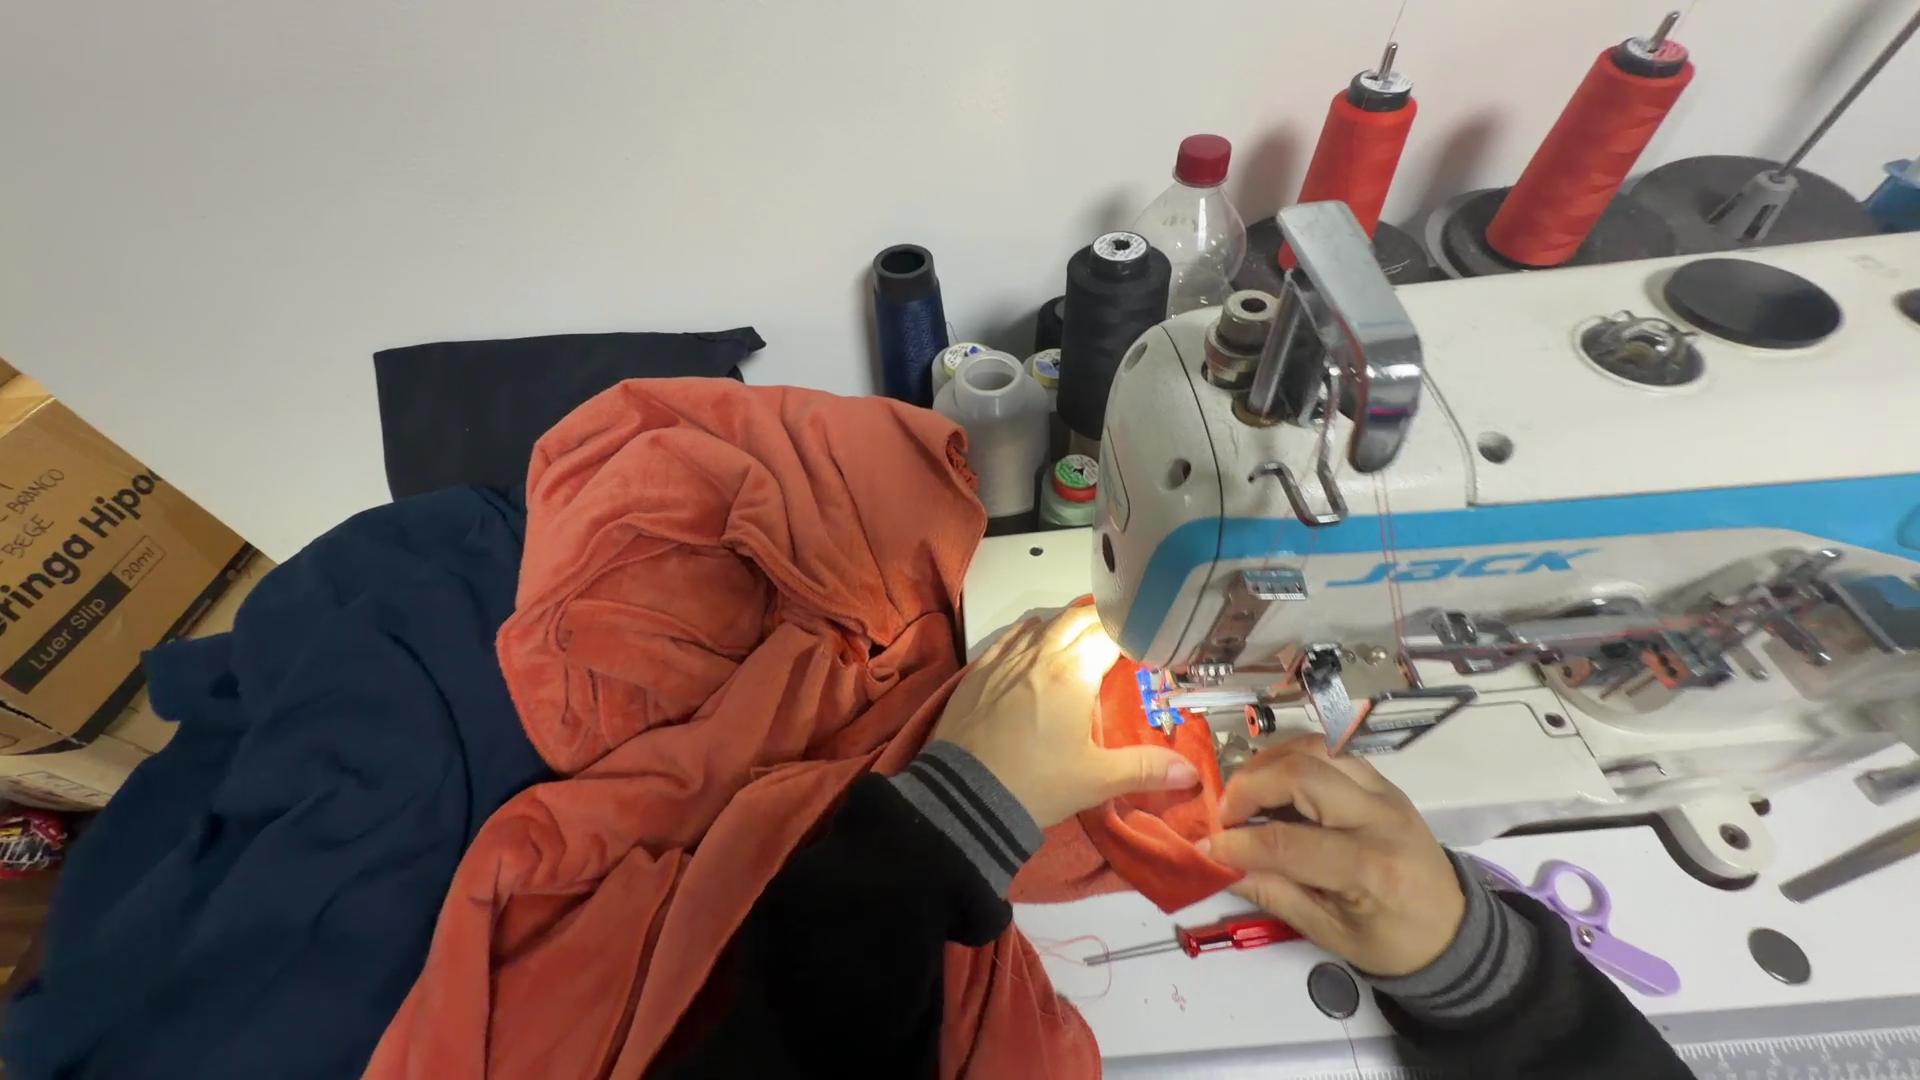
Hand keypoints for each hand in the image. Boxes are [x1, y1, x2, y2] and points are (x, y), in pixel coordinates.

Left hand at [932, 606, 1199, 827]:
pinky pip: (1010, 637)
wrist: (964, 796)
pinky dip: (1030, 633)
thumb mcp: (1096, 779)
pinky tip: (1035, 639)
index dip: (1131, 633)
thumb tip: (1191, 771)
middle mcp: (1039, 654)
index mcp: (1072, 672)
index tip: (1146, 644)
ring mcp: (1005, 658)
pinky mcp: (979, 670)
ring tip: (1083, 635)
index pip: (1110, 632)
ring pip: (1043, 623)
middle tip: (1121, 635)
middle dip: (1102, 621)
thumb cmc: (1036, 783)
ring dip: (1067, 624)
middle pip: (1077, 619)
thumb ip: (1146, 768)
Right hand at [1201, 736, 1463, 976]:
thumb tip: (1218, 865)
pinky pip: (1327, 750)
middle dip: (1249, 787)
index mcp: (1373, 868)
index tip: (1208, 847)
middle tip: (1225, 813)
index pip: (1288, 842)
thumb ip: (1272, 892)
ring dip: (1268, 763)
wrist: (1455, 933)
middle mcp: (1380, 817)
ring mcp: (1384, 790)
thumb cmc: (1392, 941)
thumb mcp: (1329, 931)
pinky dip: (1291, 758)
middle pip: (1301, 774)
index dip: (1239, 843)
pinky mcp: (1380, 779)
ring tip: (1246, 792)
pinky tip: (1274, 782)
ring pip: (1314, 748)